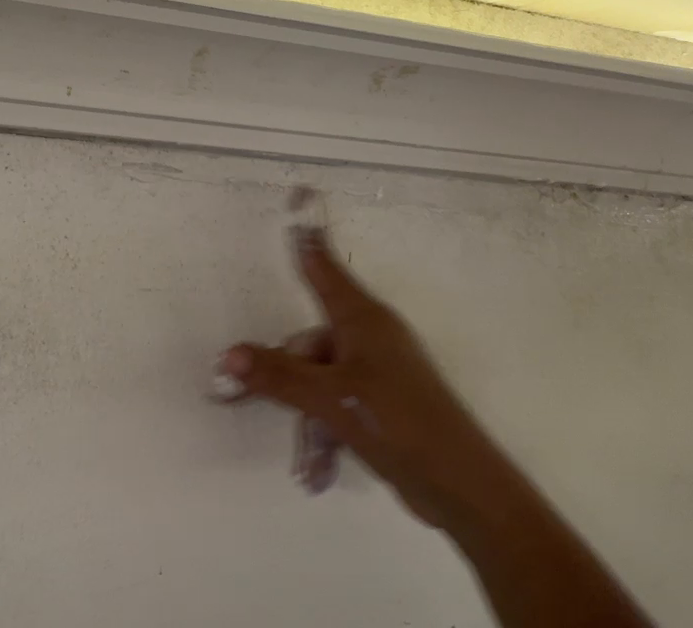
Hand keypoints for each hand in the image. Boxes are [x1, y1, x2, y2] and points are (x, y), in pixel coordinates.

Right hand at [215, 226, 521, 534]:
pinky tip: (318, 470)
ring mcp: (377, 373)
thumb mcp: (329, 398)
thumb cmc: (399, 424)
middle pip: (307, 342)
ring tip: (307, 459)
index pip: (324, 272)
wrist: (464, 489)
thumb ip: (276, 376)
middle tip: (245, 396)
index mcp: (362, 320)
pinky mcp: (381, 405)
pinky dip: (325, 433)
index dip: (307, 244)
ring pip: (318, 380)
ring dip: (307, 419)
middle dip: (284, 377)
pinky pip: (335, 406)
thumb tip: (228, 356)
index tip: (298, 203)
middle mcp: (369, 339)